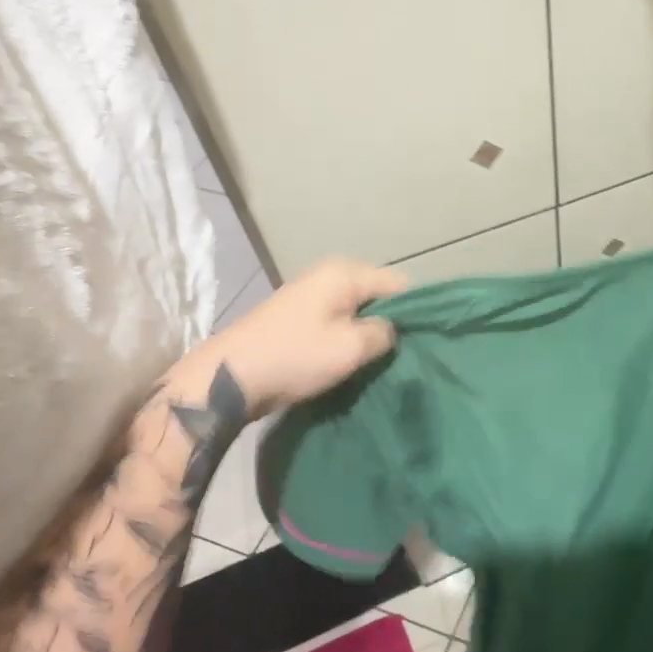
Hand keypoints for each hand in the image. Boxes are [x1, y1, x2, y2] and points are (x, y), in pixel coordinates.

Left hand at [214, 259, 406, 414]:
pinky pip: (337, 323)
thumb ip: (384, 332)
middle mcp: (328, 275)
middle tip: (401, 354)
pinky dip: (346, 340)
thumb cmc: (295, 356)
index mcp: (345, 273)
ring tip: (378, 362)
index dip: (415, 311)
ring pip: (356, 311)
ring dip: (367, 334)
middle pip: (377, 296)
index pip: (399, 284)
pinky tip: (351, 361)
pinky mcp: (298, 319)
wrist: (230, 378)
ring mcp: (310, 296)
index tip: (422, 341)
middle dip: (390, 322)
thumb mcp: (351, 347)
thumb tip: (391, 329)